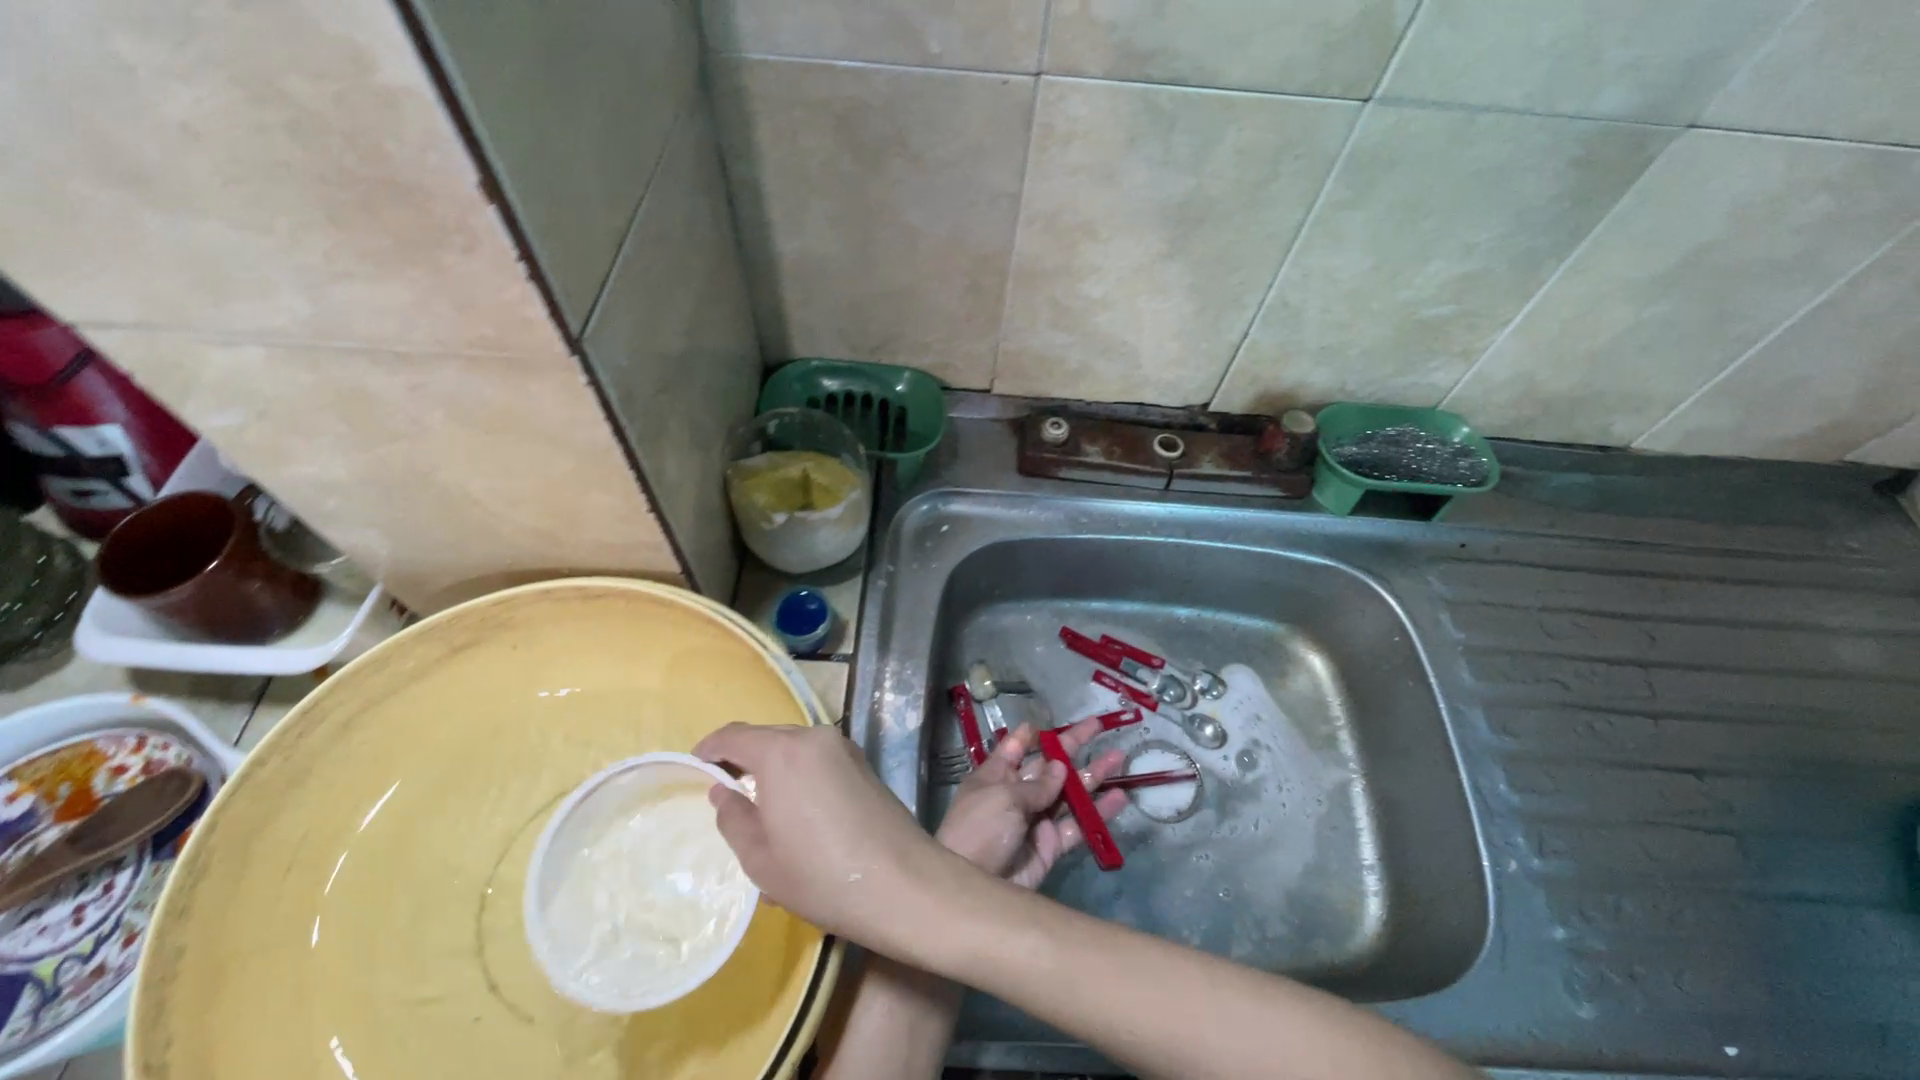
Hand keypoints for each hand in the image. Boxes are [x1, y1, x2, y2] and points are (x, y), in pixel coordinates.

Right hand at [693, 723, 953, 946]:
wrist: (904, 886)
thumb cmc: (822, 876)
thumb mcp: (761, 858)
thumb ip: (733, 817)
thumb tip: (723, 791)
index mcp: (782, 752)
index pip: (734, 736)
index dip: (710, 749)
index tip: (696, 767)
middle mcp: (815, 738)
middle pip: (767, 737)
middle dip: (743, 759)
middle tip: (726, 792)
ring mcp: (845, 749)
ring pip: (795, 749)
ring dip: (774, 769)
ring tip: (761, 810)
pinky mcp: (865, 766)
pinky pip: (819, 761)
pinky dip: (799, 776)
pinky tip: (797, 815)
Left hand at [936, 717, 1127, 889]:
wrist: (976, 887)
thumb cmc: (979, 830)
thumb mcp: (1003, 798)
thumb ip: (1036, 785)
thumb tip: (1060, 768)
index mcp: (996, 776)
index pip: (1016, 747)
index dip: (1034, 734)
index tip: (1054, 721)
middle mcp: (1016, 794)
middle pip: (1049, 766)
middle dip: (1073, 747)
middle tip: (1100, 726)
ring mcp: (1035, 821)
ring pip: (1069, 793)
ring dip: (1092, 775)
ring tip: (1119, 758)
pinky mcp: (1051, 846)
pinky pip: (1078, 825)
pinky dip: (1098, 813)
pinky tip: (1119, 798)